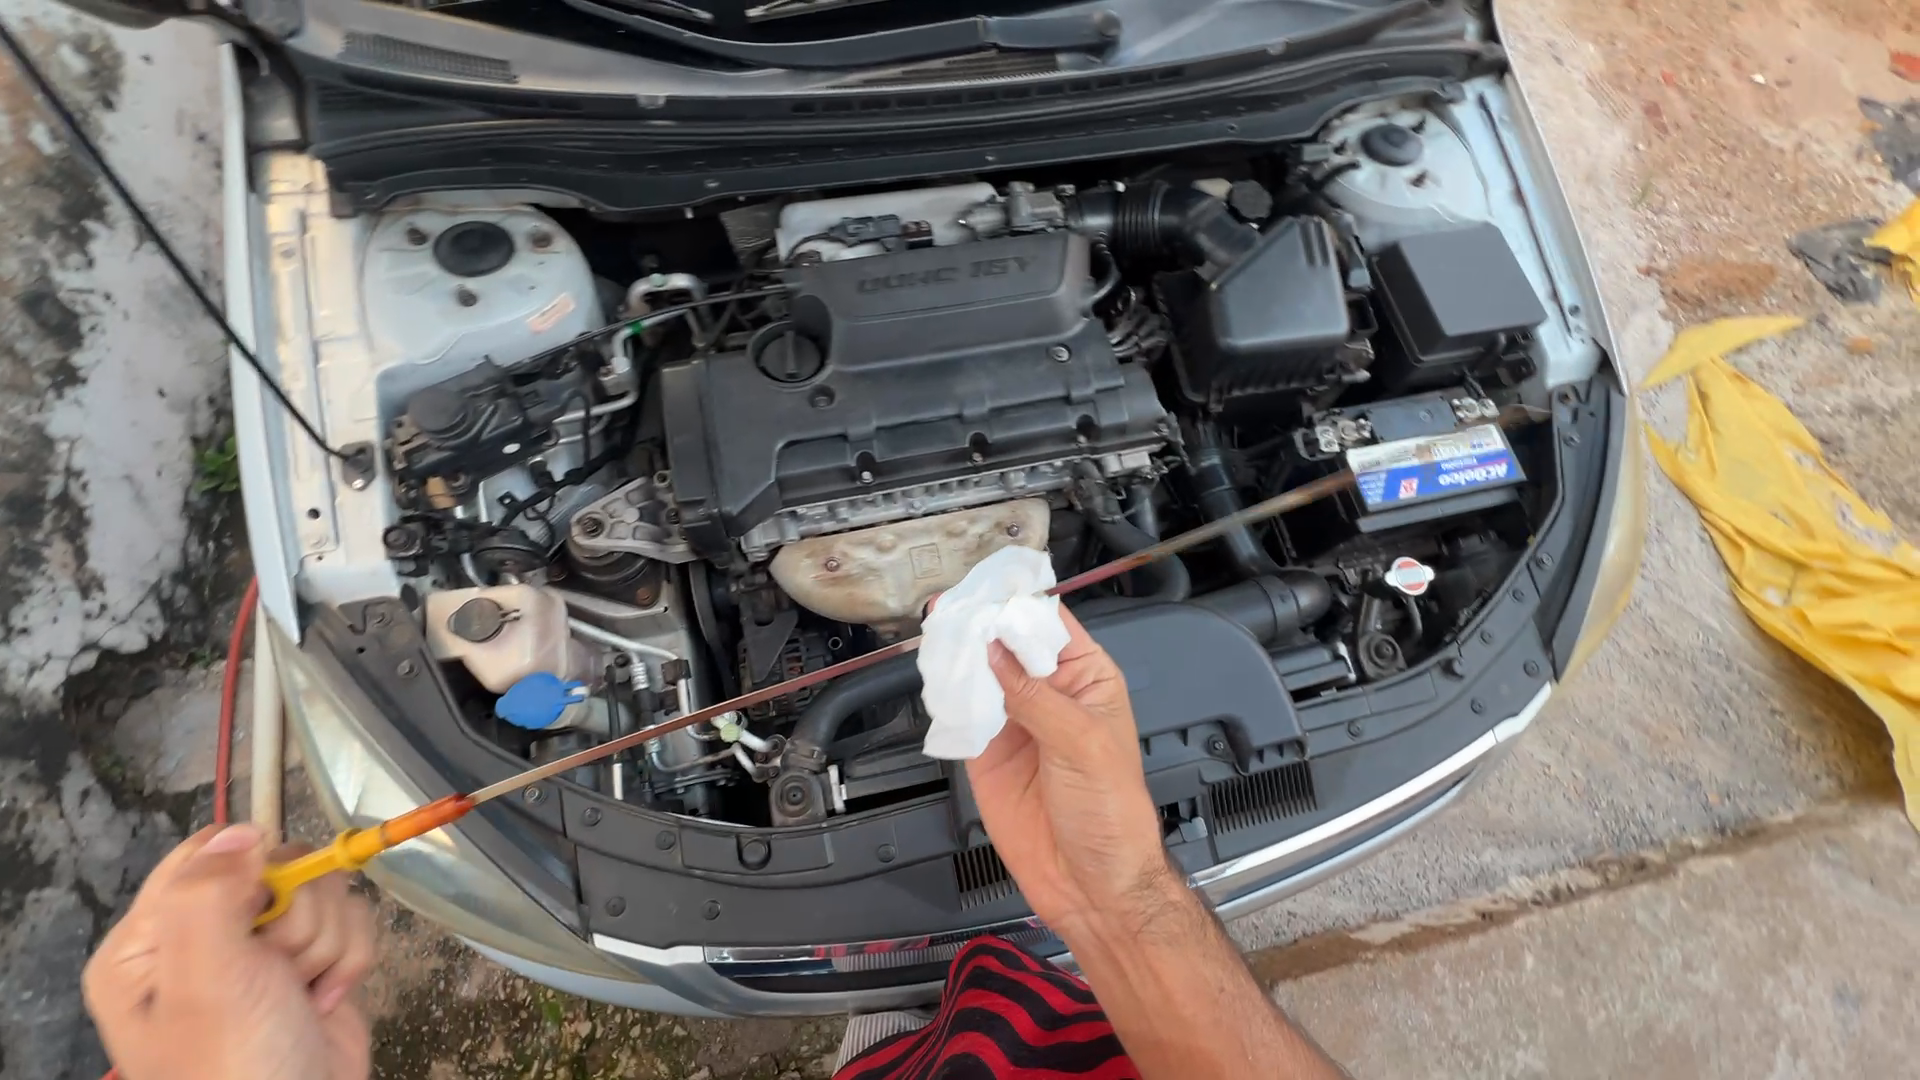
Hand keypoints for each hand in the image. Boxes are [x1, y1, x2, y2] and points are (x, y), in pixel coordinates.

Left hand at [83, 824, 376, 1079]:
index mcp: (154, 940)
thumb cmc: (235, 1058)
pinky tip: (325, 997)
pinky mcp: (316, 960)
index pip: (210, 853)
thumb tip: (241, 830)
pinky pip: (356, 921)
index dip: (254, 868)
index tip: (263, 908)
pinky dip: (352, 959)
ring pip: (329, 894)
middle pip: (286, 868)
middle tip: (277, 968)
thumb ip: (209, 899)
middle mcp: (207, 937)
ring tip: (302, 990)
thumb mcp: (208, 980)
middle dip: (303, 917)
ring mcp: (265, 951)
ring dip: (331, 942)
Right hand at [968, 606, 1179, 944]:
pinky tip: (936, 682)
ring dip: (959, 657)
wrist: (1090, 886)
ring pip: (980, 674)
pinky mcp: (985, 750)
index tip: (989, 587)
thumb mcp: (1081, 744)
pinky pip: (960, 713)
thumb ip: (1035, 696)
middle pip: (1007, 644)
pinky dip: (945, 697)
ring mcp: (1013, 721)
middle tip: (952, 609)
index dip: (1020, 603)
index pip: (1050, 625)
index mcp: (1085, 679)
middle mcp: (1047, 693)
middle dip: (981, 625)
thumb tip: (995, 650)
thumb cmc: (1111, 813)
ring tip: (937, 637)